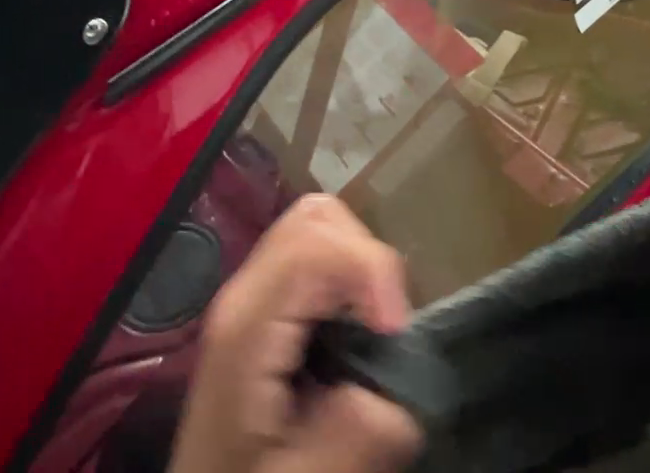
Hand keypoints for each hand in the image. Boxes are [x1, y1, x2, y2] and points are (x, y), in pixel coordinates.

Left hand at [168, 195, 422, 472]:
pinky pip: (318, 258)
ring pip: (320, 228)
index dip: (369, 270)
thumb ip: (362, 430)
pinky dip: (352, 278)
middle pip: (317, 219)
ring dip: (362, 267)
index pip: (314, 244)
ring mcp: (253, 296)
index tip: (394, 332)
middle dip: (367, 260)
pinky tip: (356, 330)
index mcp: (246, 327)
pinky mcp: (268, 306)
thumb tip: (404, 380)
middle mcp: (245, 294)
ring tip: (374, 328)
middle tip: (386, 327)